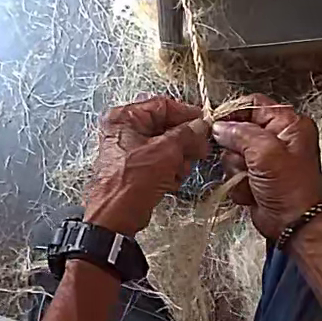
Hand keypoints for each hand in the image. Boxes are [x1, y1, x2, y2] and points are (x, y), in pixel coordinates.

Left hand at [84, 96, 210, 235]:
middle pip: (166, 127)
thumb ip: (187, 134)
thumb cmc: (131, 181)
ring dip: (178, 160)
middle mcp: (124, 131)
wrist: (116, 215)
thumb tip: (201, 125)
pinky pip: (160, 163)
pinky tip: (170, 181)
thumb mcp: (166, 151)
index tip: (205, 124)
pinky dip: (169, 171)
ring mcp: (129, 151)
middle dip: (184, 142)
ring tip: (179, 171)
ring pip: (166, 147)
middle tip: (198, 151)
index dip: (187, 114)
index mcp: (125, 118)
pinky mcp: (135, 169)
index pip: (163, 105)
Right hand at [211, 95, 321, 240]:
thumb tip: (218, 127)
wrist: (294, 224)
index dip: (233, 113)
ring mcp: (264, 158)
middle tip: (246, 163)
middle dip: (236, 149)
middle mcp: (277, 137)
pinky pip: (233, 171)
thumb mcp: (266, 153)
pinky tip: (251, 191)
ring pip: (231, 153)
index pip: (253, 105)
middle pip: (237, 130)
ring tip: (251, 180)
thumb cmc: (288, 187)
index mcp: (288, 124)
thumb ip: (240, 133)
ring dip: (236, 169)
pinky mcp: (255, 175)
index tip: (216, 125)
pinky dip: (238, 182)